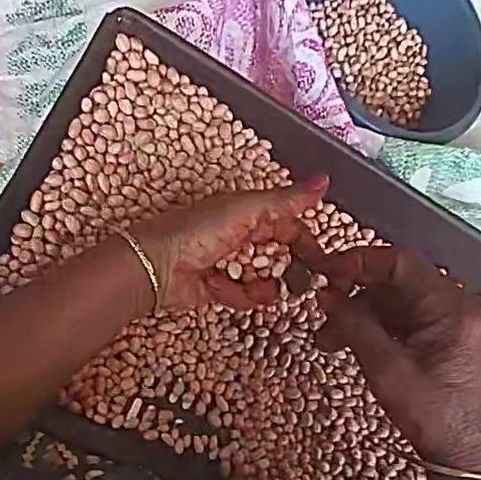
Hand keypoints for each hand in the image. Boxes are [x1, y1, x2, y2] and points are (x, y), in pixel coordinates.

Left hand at [130, 175, 326, 310]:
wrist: (157, 266)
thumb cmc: (197, 230)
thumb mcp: (246, 210)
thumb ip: (286, 201)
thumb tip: (323, 181)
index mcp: (249, 213)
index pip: (289, 227)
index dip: (304, 243)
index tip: (318, 260)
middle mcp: (242, 238)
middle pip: (280, 258)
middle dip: (286, 271)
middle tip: (292, 280)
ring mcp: (232, 265)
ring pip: (265, 282)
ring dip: (261, 287)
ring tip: (248, 283)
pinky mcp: (221, 289)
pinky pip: (244, 297)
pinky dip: (237, 296)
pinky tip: (221, 287)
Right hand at [305, 243, 480, 471]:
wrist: (462, 452)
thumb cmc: (433, 414)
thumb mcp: (386, 368)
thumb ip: (354, 325)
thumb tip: (327, 296)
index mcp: (450, 306)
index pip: (400, 262)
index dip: (358, 262)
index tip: (326, 271)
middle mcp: (454, 305)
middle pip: (395, 281)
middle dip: (353, 294)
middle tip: (322, 308)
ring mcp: (448, 322)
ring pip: (394, 301)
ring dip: (359, 314)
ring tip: (328, 338)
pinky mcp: (440, 337)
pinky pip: (401, 319)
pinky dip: (373, 327)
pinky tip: (348, 342)